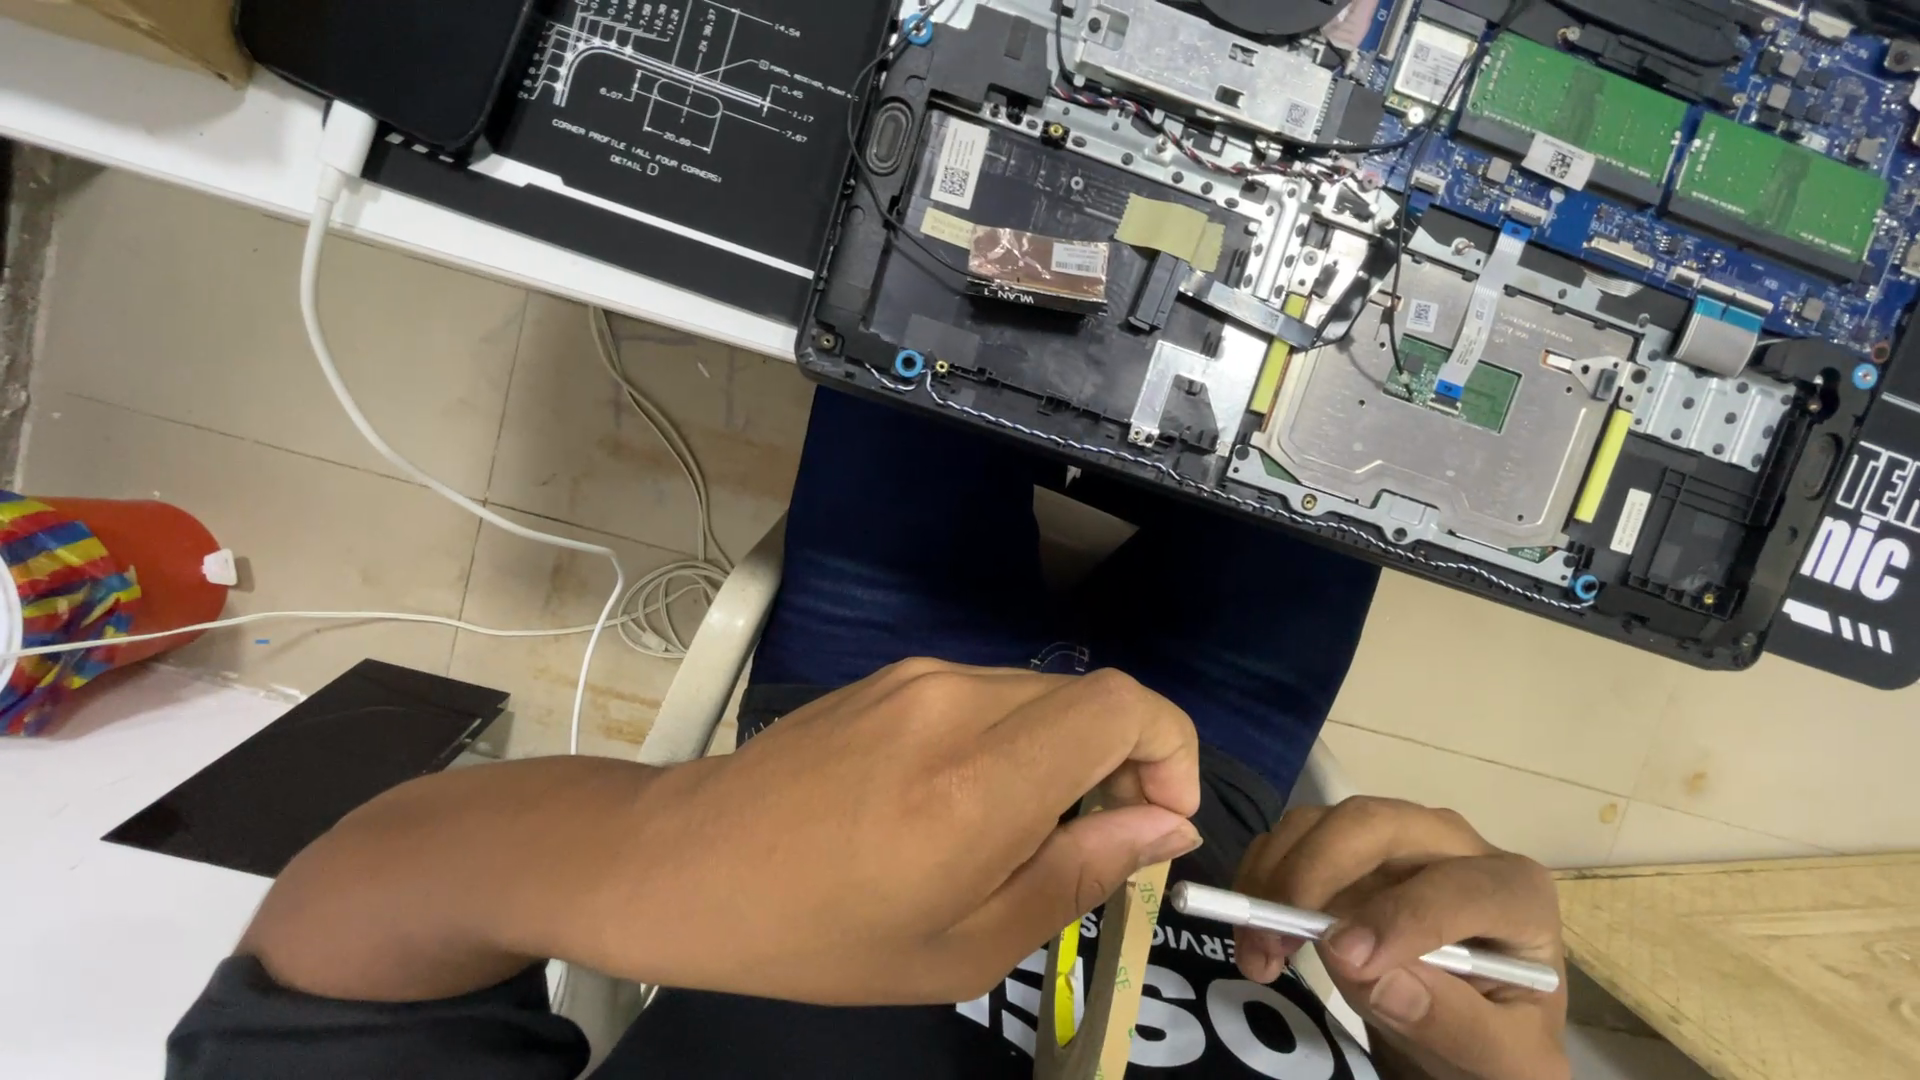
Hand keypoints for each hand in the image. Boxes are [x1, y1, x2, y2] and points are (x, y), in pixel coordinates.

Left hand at [600, 659, 1202, 1004]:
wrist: (691, 860)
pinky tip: (962, 796)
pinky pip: (988, 693)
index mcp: (980, 777)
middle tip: (1093, 841)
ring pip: (1041, 694)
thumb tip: (1164, 826)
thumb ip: (1078, 873)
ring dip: (1065, 752)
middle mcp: (958, 699)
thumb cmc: (824, 932)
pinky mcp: (894, 673)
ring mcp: (920, 676)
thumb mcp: (964, 947)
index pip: (1123, 705)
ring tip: (1018, 829)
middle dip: (1123, 763)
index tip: (1159, 819)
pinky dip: (1014, 738)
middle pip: (1090, 697)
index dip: (1170, 749)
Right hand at [1231, 798, 1567, 1079]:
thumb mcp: (1504, 1061)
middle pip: (1374, 824)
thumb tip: (1362, 967)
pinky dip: (1259, 876)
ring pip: (1319, 823)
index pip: (1459, 887)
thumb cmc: (1497, 1040)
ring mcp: (1388, 837)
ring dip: (1274, 877)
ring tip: (1258, 948)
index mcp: (1513, 892)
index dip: (1402, 917)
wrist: (1460, 1027)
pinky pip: (1287, 838)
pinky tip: (1253, 929)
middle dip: (1314, 872)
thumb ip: (1450, 1022)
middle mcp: (1450, 844)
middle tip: (1277, 932)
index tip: (1343, 959)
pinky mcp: (1340, 845)